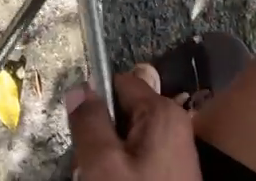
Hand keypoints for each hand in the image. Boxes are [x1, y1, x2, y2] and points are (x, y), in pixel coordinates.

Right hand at [63, 66, 202, 179]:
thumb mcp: (103, 166)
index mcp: (162, 112)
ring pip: (128, 144)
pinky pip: (139, 164)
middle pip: (123, 115)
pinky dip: (123, 175)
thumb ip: (89, 123)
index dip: (95, 104)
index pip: (120, 84)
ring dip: (109, 163)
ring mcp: (175, 154)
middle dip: (101, 139)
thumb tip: (80, 87)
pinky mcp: (172, 177)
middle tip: (90, 169)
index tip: (80, 133)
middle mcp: (174, 126)